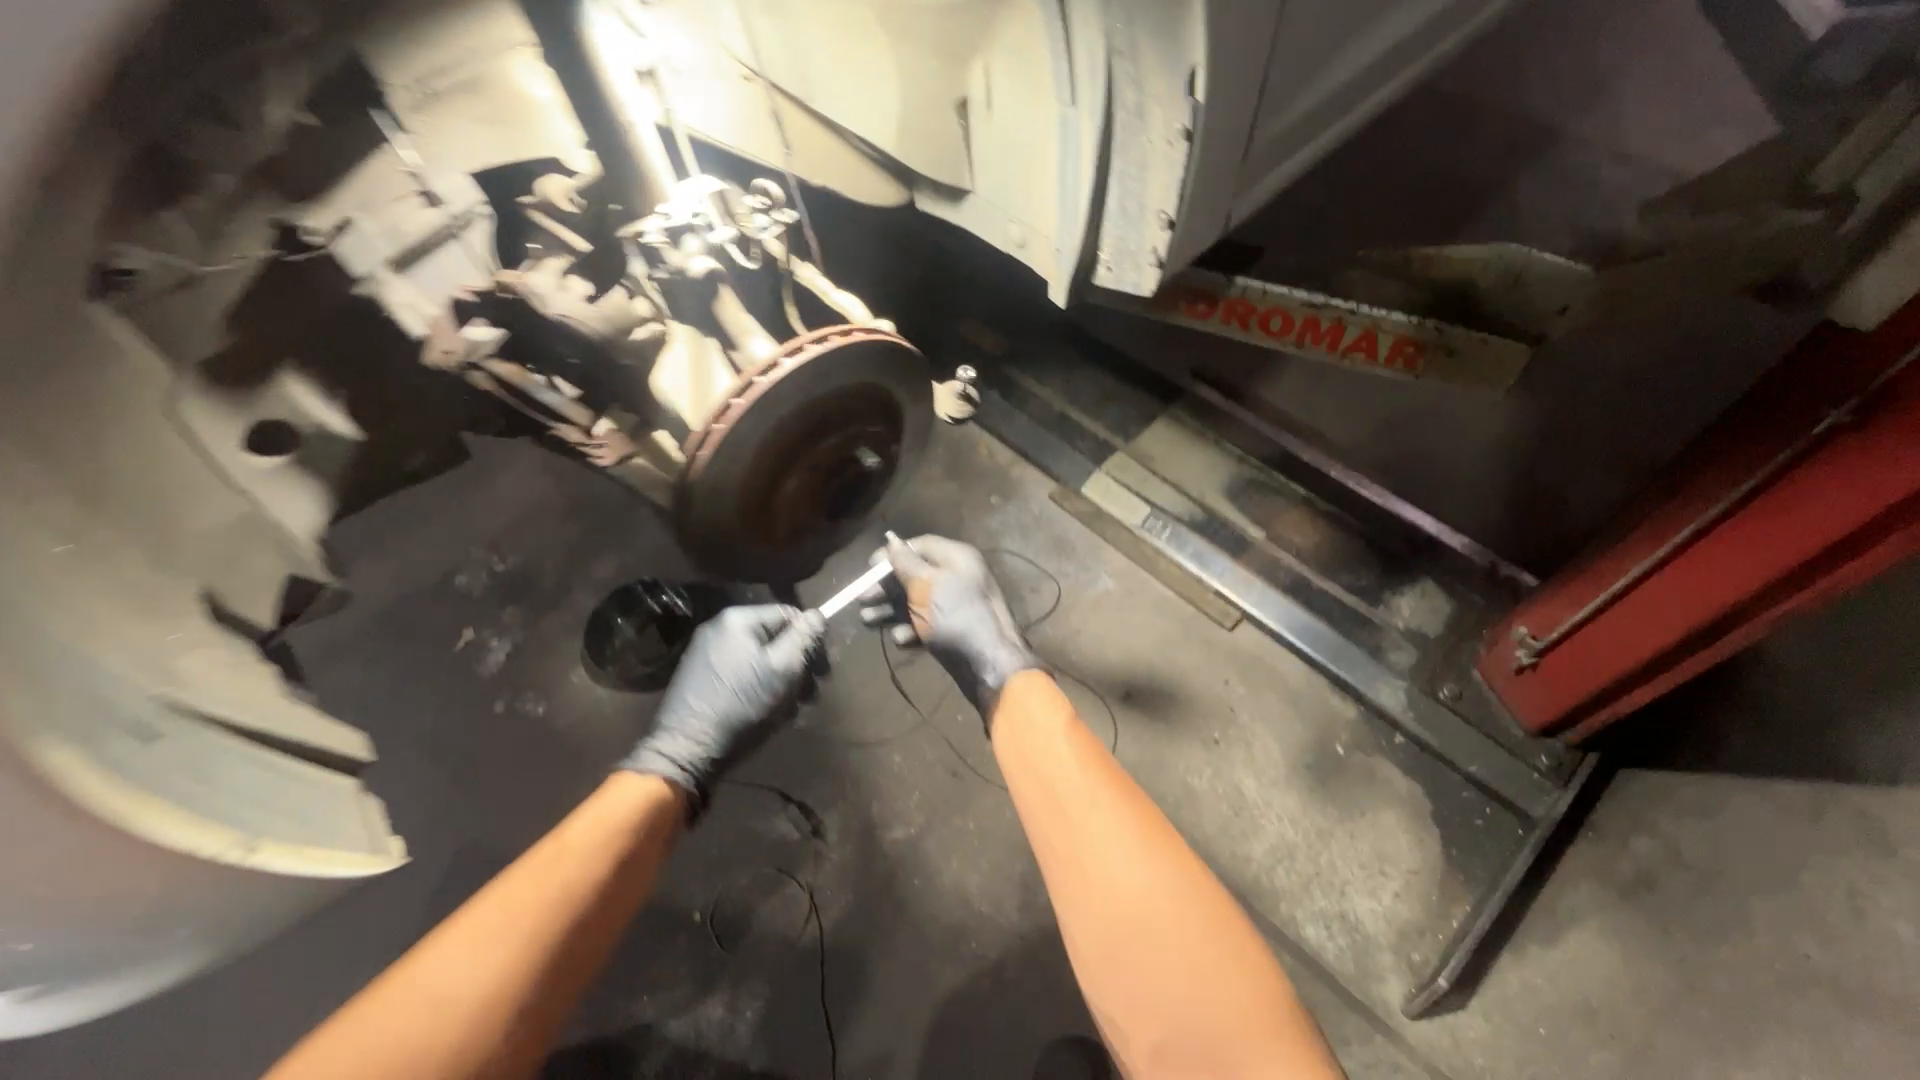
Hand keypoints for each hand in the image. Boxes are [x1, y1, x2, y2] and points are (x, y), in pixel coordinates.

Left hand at [618, 604, 824, 816]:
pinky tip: (765, 714)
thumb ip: (804, 637)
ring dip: (781, 683)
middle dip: (797, 666)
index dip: (812, 641)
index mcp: (738, 620)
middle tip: (808, 695)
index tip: (823, 671)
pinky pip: (742, 676)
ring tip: (787, 711)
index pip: (790, 615)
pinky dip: (758, 691)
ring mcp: (707, 655)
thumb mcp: (783, 669)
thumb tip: (817, 614)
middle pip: (775, 639)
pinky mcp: (701, 680)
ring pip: (760, 661)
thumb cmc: (741, 706)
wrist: (686, 749)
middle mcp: (719, 630)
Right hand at [860, 535, 1039, 723]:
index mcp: (956, 558)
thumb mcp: (927, 585)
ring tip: (867, 620)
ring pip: (917, 602)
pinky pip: (927, 624)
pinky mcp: (953, 630)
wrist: (989, 664)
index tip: (868, 568)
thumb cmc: (956, 616)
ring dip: (891, 610)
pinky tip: (900, 639)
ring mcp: (956, 606)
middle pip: (915, 575)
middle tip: (862, 599)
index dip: (892, 555)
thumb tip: (891, 539)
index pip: (920, 546)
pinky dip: (911, 630)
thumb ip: (906, 562)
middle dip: (886, 587)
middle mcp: (958, 577)